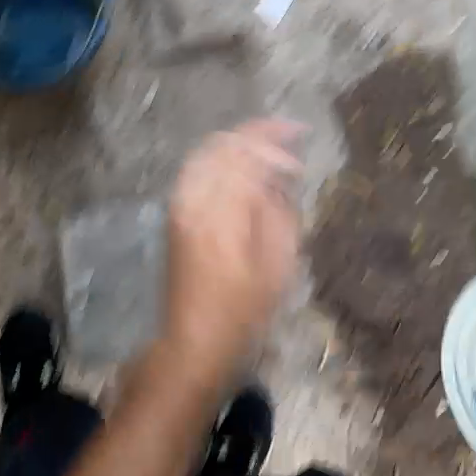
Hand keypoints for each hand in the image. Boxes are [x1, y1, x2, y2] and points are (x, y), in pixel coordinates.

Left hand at [157, 119, 302, 390]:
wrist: (192, 342)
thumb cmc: (242, 313)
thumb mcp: (277, 266)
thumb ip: (279, 212)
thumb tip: (280, 177)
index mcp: (222, 211)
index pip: (245, 153)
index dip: (274, 139)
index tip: (301, 138)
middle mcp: (194, 199)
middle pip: (222, 144)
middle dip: (256, 134)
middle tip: (289, 135)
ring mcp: (179, 205)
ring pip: (207, 153)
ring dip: (238, 144)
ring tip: (269, 149)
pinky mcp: (175, 215)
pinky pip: (197, 170)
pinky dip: (222, 160)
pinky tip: (243, 170)